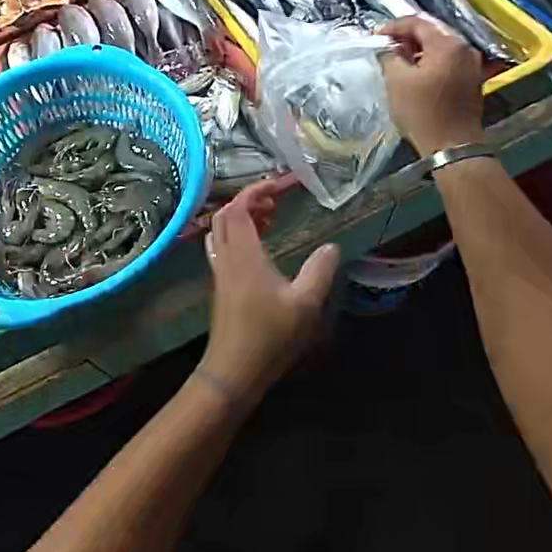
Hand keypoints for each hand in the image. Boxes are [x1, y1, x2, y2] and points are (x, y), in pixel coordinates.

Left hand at [199, 180, 339, 400]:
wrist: (233, 367)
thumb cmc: (270, 335)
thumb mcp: (306, 304)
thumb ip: (320, 271)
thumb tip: (332, 247)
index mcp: (243, 254)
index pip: (239, 209)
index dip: (254, 191)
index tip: (276, 185)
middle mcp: (225, 256)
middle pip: (225, 215)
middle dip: (248, 200)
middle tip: (276, 200)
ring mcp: (219, 270)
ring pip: (221, 230)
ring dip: (240, 217)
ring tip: (270, 217)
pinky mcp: (219, 284)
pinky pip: (222, 246)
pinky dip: (236, 234)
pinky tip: (257, 246)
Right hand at [379, 16, 484, 157]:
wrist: (451, 143)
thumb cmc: (421, 110)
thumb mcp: (396, 80)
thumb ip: (389, 56)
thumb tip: (388, 46)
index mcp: (448, 45)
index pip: (418, 22)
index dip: (393, 26)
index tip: (375, 36)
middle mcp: (464, 49)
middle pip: (432, 31)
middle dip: (406, 36)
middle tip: (384, 46)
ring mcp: (471, 63)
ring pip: (440, 46)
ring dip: (417, 49)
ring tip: (396, 59)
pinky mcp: (471, 78)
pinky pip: (447, 59)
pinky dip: (429, 60)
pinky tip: (414, 71)